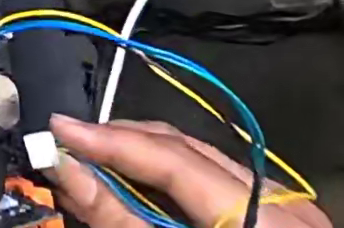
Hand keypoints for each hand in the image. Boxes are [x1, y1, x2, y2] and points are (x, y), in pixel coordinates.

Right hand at [46, 115, 331, 227]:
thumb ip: (121, 221)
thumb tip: (67, 169)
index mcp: (262, 216)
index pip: (172, 156)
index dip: (110, 141)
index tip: (58, 126)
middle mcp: (280, 197)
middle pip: (183, 146)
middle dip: (120, 142)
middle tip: (67, 140)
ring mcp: (286, 205)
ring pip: (195, 157)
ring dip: (140, 157)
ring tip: (92, 156)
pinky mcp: (280, 215)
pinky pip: (211, 179)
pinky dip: (168, 179)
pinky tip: (137, 184)